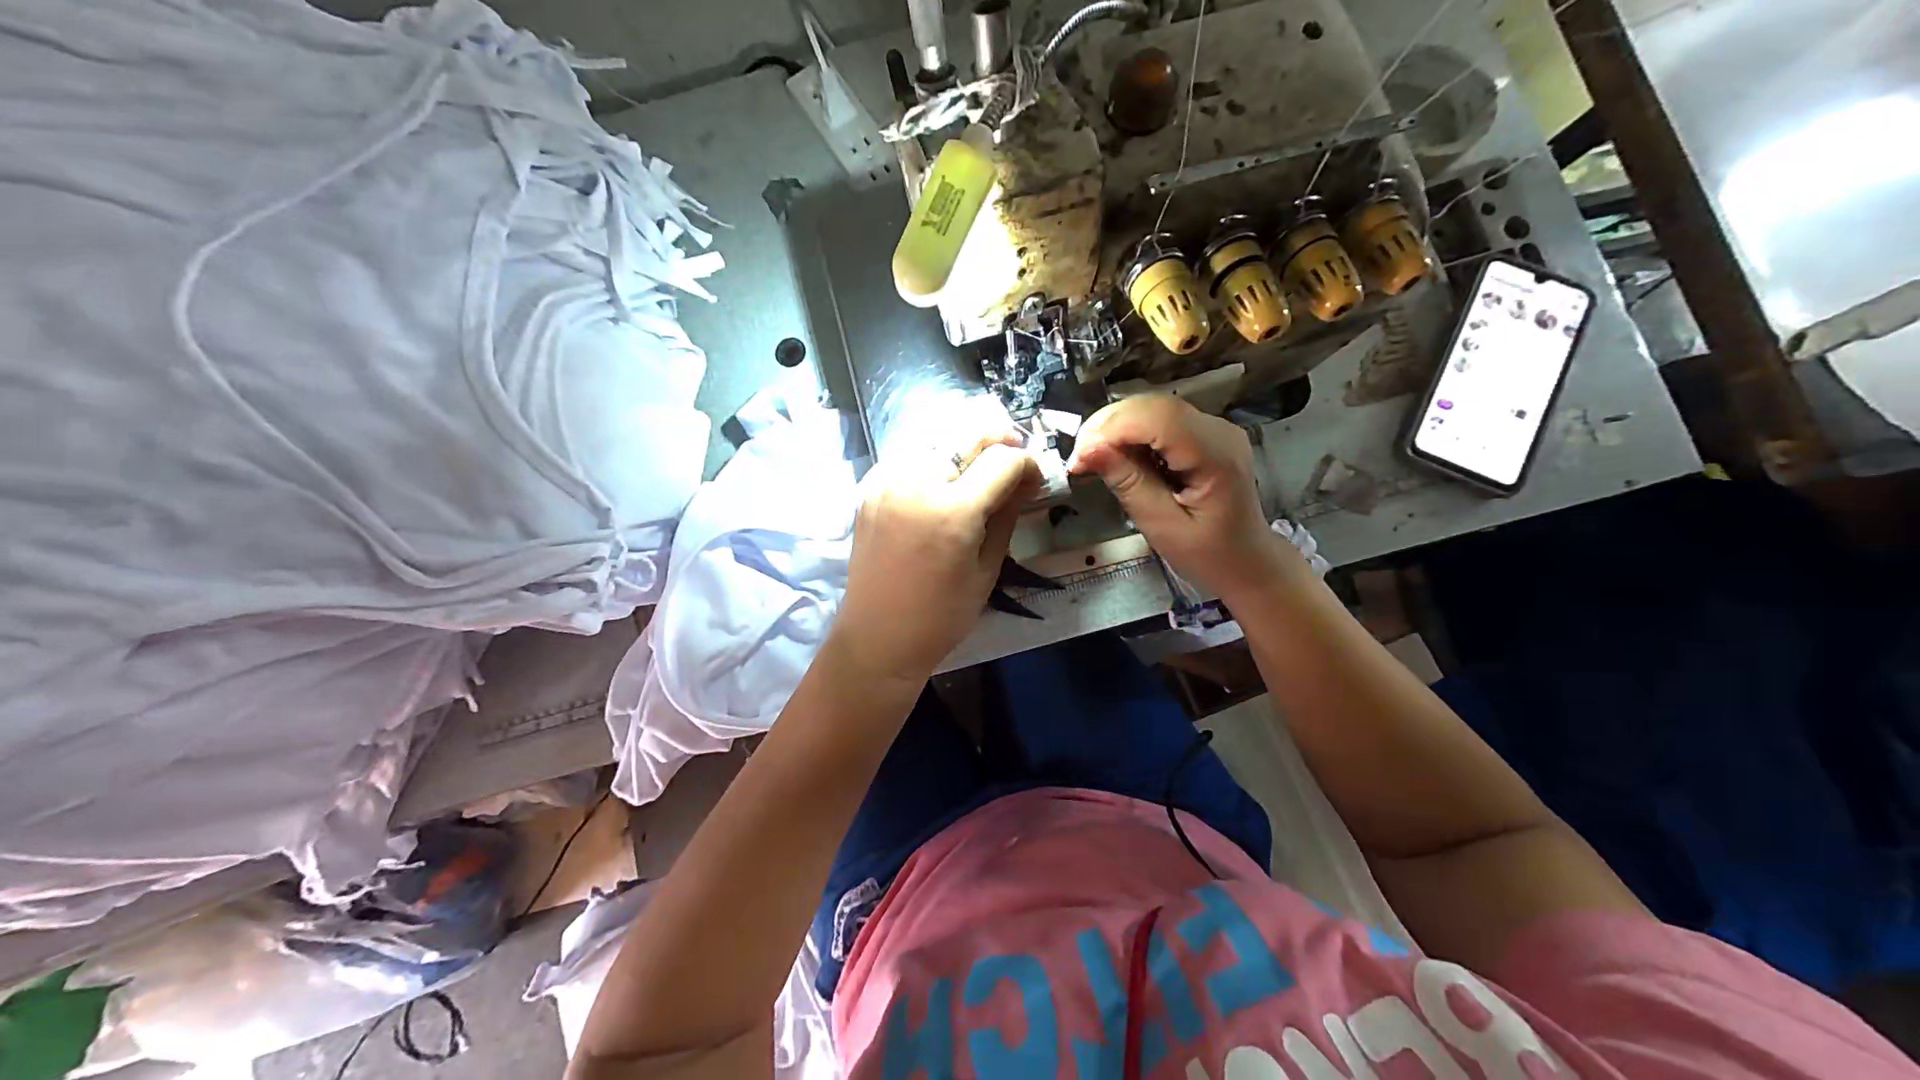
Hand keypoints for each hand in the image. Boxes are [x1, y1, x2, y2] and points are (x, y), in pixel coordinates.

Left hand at [832, 434, 1039, 685]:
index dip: (1027, 464)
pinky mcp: (870, 489)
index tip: (1034, 481)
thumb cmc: (941, 616)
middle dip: (998, 441)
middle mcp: (916, 483)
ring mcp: (887, 482)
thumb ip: (1007, 515)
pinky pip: (909, 455)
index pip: (1002, 460)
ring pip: (936, 438)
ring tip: (980, 468)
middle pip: (967, 435)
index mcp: (952, 510)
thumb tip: (1026, 481)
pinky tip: (944, 479)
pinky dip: (933, 457)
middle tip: (1012, 463)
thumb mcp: (987, 568)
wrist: (877, 638)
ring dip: (964, 445)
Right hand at [1067, 394, 1300, 601]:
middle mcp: (1218, 430)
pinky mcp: (1203, 432)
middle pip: (1152, 405)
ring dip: (1114, 428)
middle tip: (1080, 461)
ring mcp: (1213, 427)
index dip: (1111, 430)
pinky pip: (1158, 420)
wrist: (1247, 561)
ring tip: (1092, 460)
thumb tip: (1088, 450)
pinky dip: (1129, 434)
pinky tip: (1116, 458)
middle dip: (1107, 426)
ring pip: (1152, 408)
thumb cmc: (1208, 554)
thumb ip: (1128, 484)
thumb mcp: (1162, 527)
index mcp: (1216, 456)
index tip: (1079, 460)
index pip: (1158, 419)